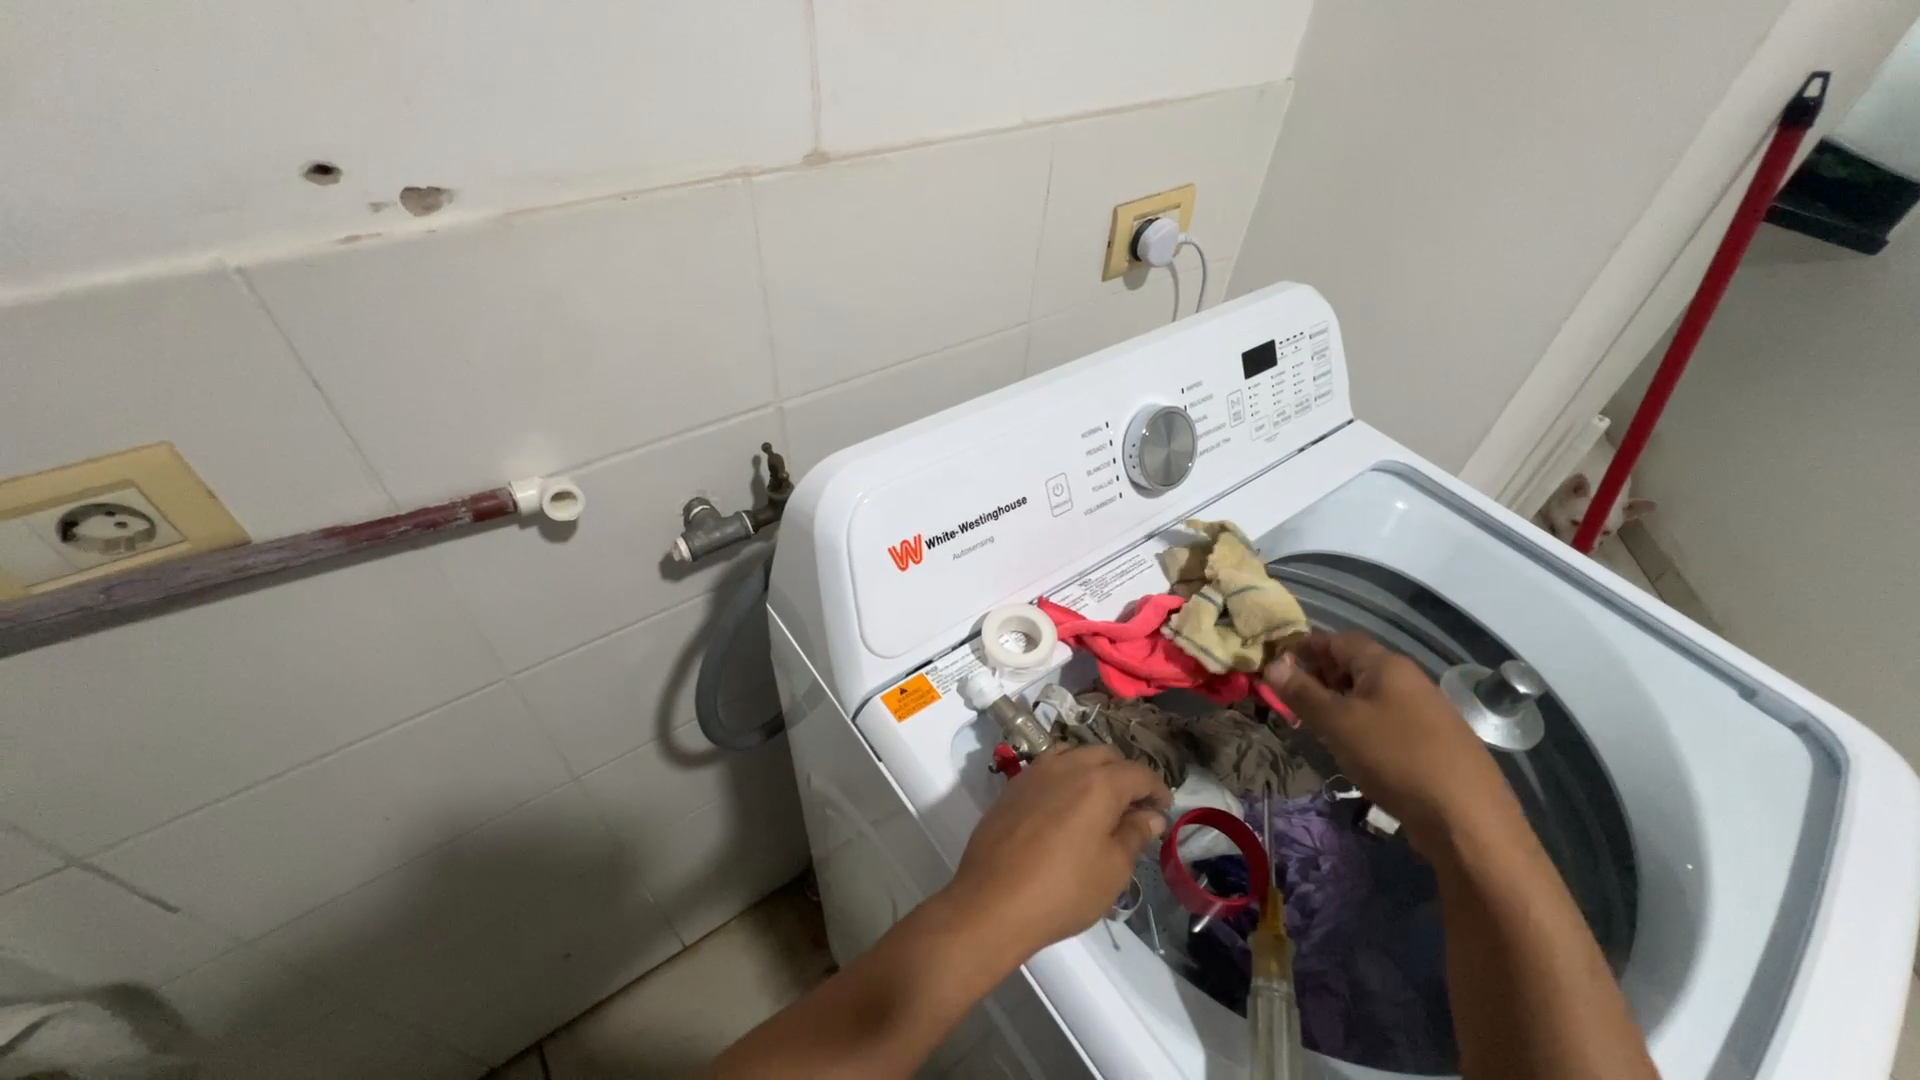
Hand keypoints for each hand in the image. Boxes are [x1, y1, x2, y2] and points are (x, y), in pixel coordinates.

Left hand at [944, 744, 1170, 962]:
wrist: (991, 902)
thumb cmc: (1062, 890)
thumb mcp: (1112, 870)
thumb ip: (1134, 835)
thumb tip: (1150, 816)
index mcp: (1098, 783)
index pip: (1138, 773)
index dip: (1157, 789)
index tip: (1164, 809)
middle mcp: (1067, 766)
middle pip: (1106, 756)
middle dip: (1125, 775)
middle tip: (1134, 808)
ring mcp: (1035, 773)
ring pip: (1074, 755)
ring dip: (1094, 771)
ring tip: (1101, 804)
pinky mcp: (1012, 787)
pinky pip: (1048, 768)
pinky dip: (1066, 777)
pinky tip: (1066, 807)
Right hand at [1263, 631, 1517, 847]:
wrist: (1465, 816)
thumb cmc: (1394, 757)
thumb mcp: (1338, 723)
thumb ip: (1302, 693)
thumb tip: (1272, 665)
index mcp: (1386, 665)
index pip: (1338, 639)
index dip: (1305, 646)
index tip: (1275, 662)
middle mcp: (1408, 680)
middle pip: (1355, 664)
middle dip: (1319, 674)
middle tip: (1288, 696)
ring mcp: (1424, 711)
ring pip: (1369, 694)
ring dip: (1338, 701)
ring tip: (1312, 723)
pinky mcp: (1431, 741)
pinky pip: (1385, 718)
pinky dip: (1359, 723)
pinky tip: (1350, 747)